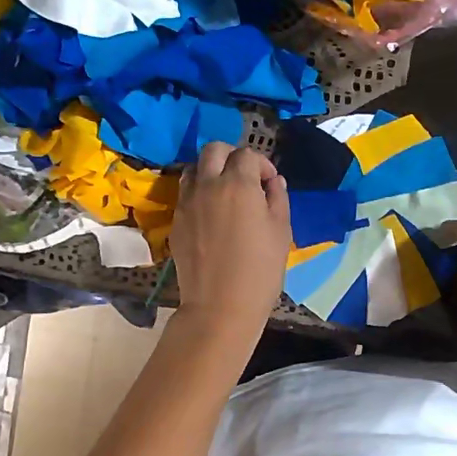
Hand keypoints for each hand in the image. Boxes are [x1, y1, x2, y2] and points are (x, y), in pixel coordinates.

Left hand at [170, 142, 290, 323]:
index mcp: (238, 184)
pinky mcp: (175, 221)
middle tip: (244, 176)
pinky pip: (185, 194)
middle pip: (213, 150)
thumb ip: (277, 198)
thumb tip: (273, 180)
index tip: (268, 183)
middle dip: (231, 155)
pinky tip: (210, 214)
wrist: (219, 305)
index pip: (246, 154)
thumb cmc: (260, 271)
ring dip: (210, 171)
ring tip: (224, 192)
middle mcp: (208, 185)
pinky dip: (198, 193)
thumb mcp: (281, 232)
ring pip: (194, 169)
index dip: (261, 164)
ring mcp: (187, 202)